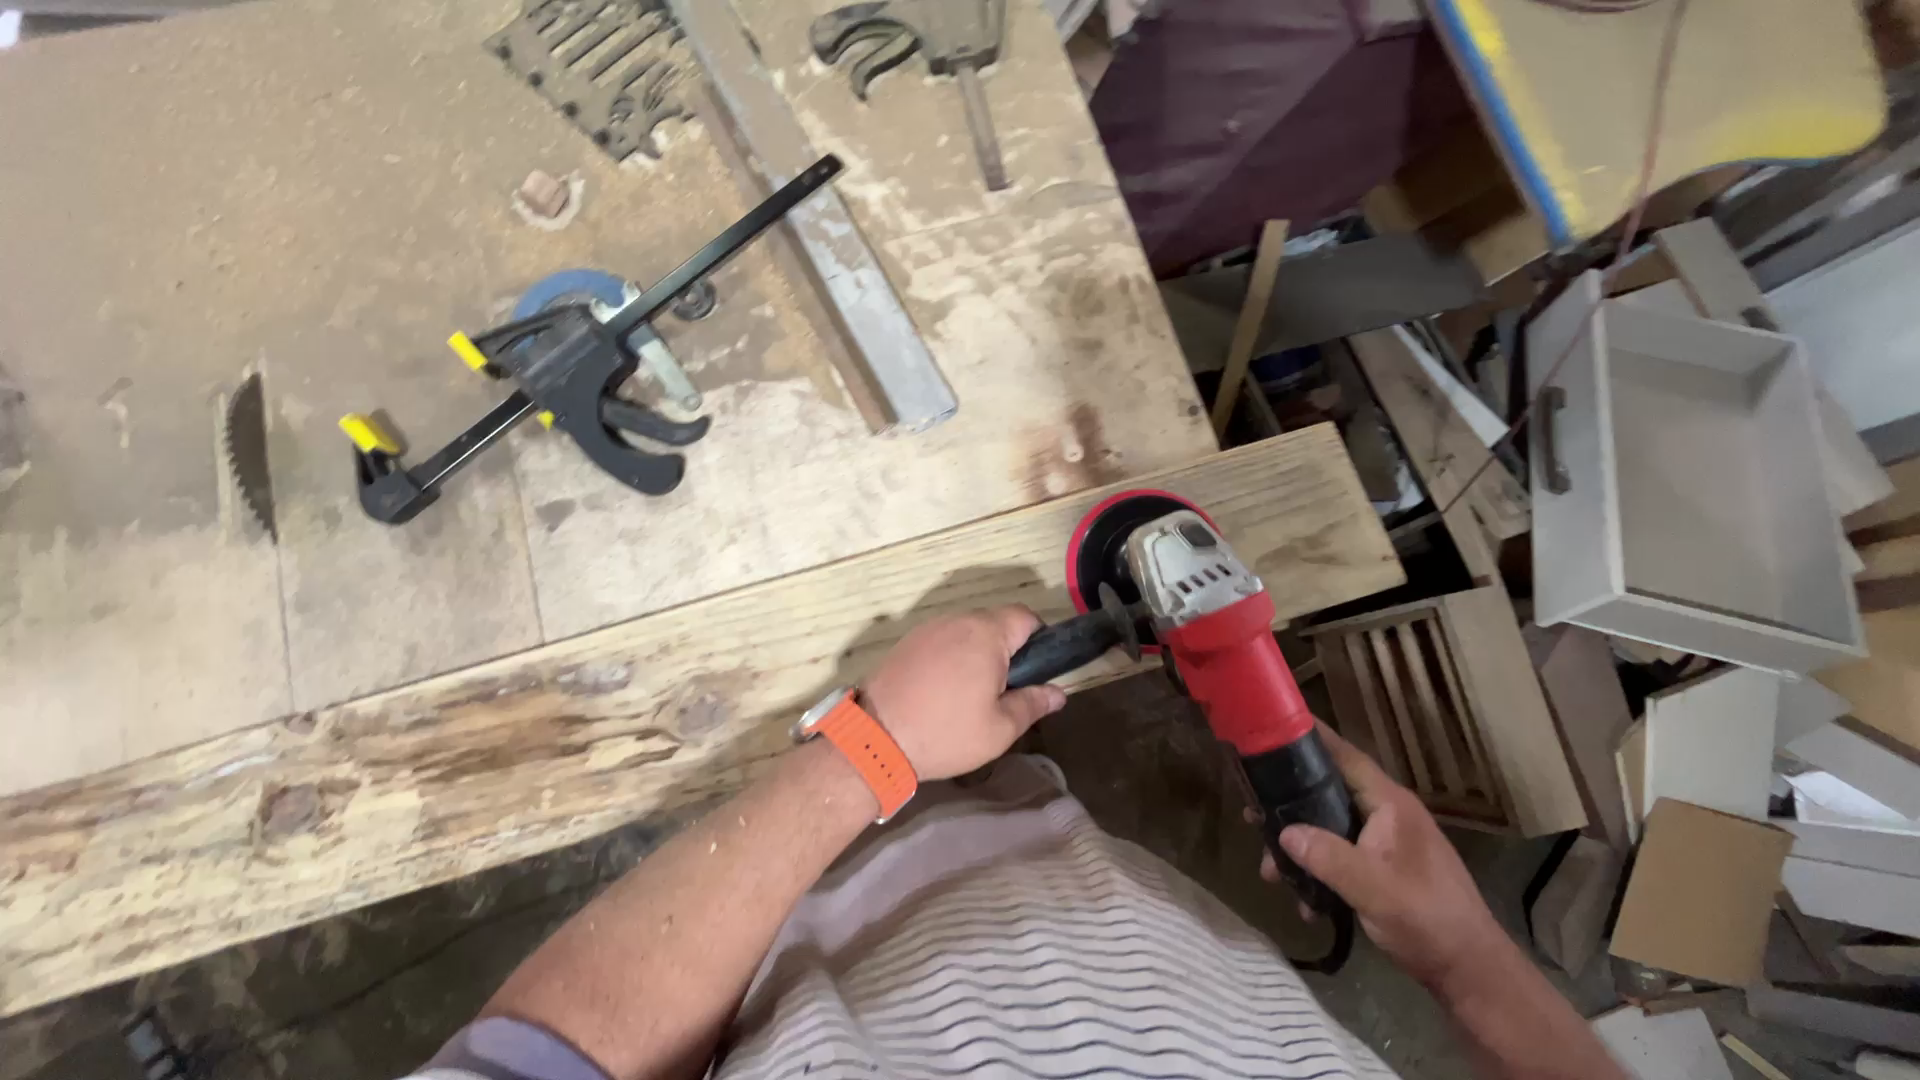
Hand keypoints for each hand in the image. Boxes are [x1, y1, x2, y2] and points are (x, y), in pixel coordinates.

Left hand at [861, 606, 1067, 781]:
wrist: (874, 738)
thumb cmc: (945, 733)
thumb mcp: (1000, 729)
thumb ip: (1033, 704)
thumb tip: (1059, 692)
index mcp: (985, 634)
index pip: (1025, 616)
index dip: (1038, 639)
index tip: (1037, 670)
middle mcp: (956, 621)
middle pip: (994, 622)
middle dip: (1007, 649)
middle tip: (1006, 690)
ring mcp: (927, 629)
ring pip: (966, 632)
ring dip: (977, 653)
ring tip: (973, 694)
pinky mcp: (906, 643)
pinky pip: (941, 641)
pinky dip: (950, 658)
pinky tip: (943, 691)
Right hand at [1262, 724, 1513, 995]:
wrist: (1471, 972)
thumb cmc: (1427, 919)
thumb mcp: (1373, 888)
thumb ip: (1328, 856)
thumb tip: (1284, 830)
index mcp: (1389, 805)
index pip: (1345, 756)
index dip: (1311, 737)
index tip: (1272, 723)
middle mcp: (1385, 814)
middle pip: (1327, 791)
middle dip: (1288, 804)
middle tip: (1251, 811)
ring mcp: (1384, 842)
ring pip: (1327, 827)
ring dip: (1298, 846)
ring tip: (1270, 871)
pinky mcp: (1381, 868)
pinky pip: (1337, 854)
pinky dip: (1315, 870)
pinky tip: (1302, 900)